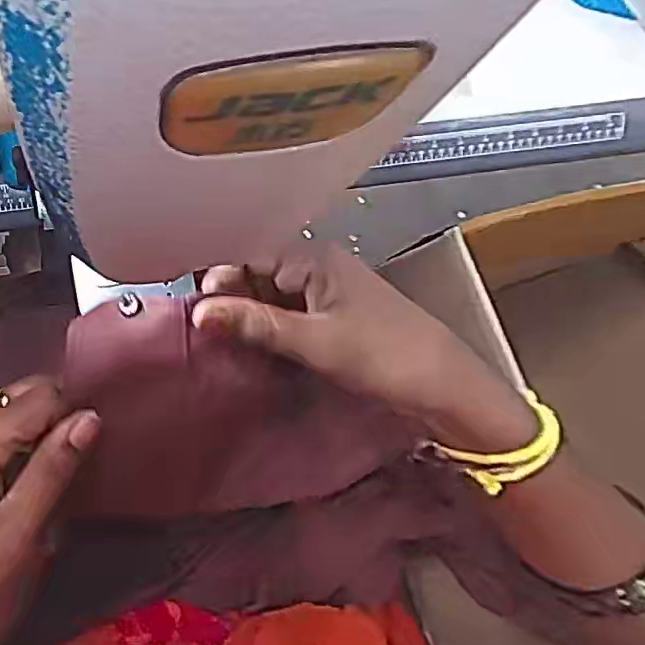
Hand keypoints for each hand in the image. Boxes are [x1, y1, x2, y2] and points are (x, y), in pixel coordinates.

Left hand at [0, 377, 98, 644]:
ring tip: (55, 465)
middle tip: (76, 458)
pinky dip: (21, 432)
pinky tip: (28, 469)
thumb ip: (54, 468)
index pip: (45, 395)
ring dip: (41, 422)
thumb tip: (91, 418)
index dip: (73, 414)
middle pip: (27, 390)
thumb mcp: (18, 528)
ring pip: (13, 401)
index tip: (92, 447)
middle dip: (58, 413)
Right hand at [193, 244, 534, 451]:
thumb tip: (199, 312)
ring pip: (265, 296)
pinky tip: (247, 347)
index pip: (248, 255)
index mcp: (313, 258)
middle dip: (228, 299)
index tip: (197, 308)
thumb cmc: (385, 356)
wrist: (447, 389)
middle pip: (254, 274)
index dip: (219, 279)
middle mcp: (315, 267)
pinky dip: (263, 329)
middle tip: (205, 329)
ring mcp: (321, 293)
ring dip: (245, 317)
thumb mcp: (313, 341)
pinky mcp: (326, 317)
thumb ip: (254, 324)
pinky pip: (282, 314)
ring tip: (221, 340)